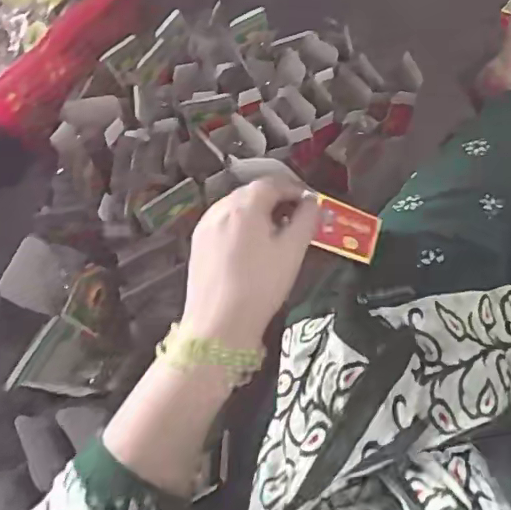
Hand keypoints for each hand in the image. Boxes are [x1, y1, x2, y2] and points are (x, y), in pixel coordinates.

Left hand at [182, 177, 321, 350]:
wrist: (219, 326)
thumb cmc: (259, 287)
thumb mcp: (292, 251)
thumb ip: (306, 219)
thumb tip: (312, 203)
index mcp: (244, 206)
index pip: (274, 183)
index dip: (296, 189)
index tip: (310, 202)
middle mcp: (220, 209)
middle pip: (253, 192)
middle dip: (278, 200)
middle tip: (298, 217)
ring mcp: (206, 226)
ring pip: (238, 207)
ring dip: (259, 212)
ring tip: (278, 233)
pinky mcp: (198, 244)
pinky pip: (225, 223)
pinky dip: (242, 226)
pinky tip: (253, 247)